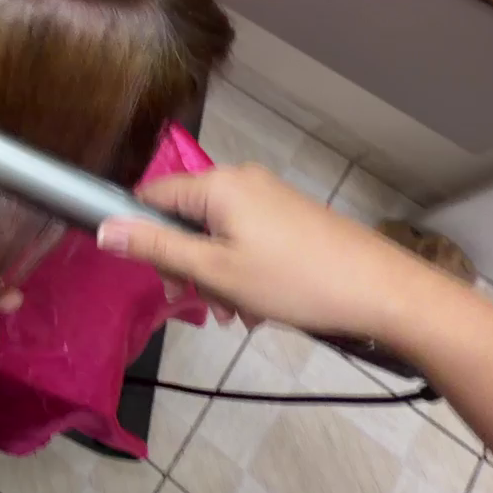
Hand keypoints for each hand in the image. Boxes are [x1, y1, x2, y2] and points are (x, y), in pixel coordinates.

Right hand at [97, 164, 432, 338]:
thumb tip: (103, 229)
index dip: (142, 233)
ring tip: (236, 312)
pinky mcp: (290, 214)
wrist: (389, 295)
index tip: (157, 273)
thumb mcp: (215, 271)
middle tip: (200, 301)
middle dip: (184, 262)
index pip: (151, 196)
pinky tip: (258, 304)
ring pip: (215, 232)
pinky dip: (240, 266)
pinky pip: (243, 235)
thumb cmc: (294, 281)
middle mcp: (240, 180)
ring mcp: (268, 196)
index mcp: (216, 185)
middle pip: (184, 217)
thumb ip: (155, 248)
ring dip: (213, 272)